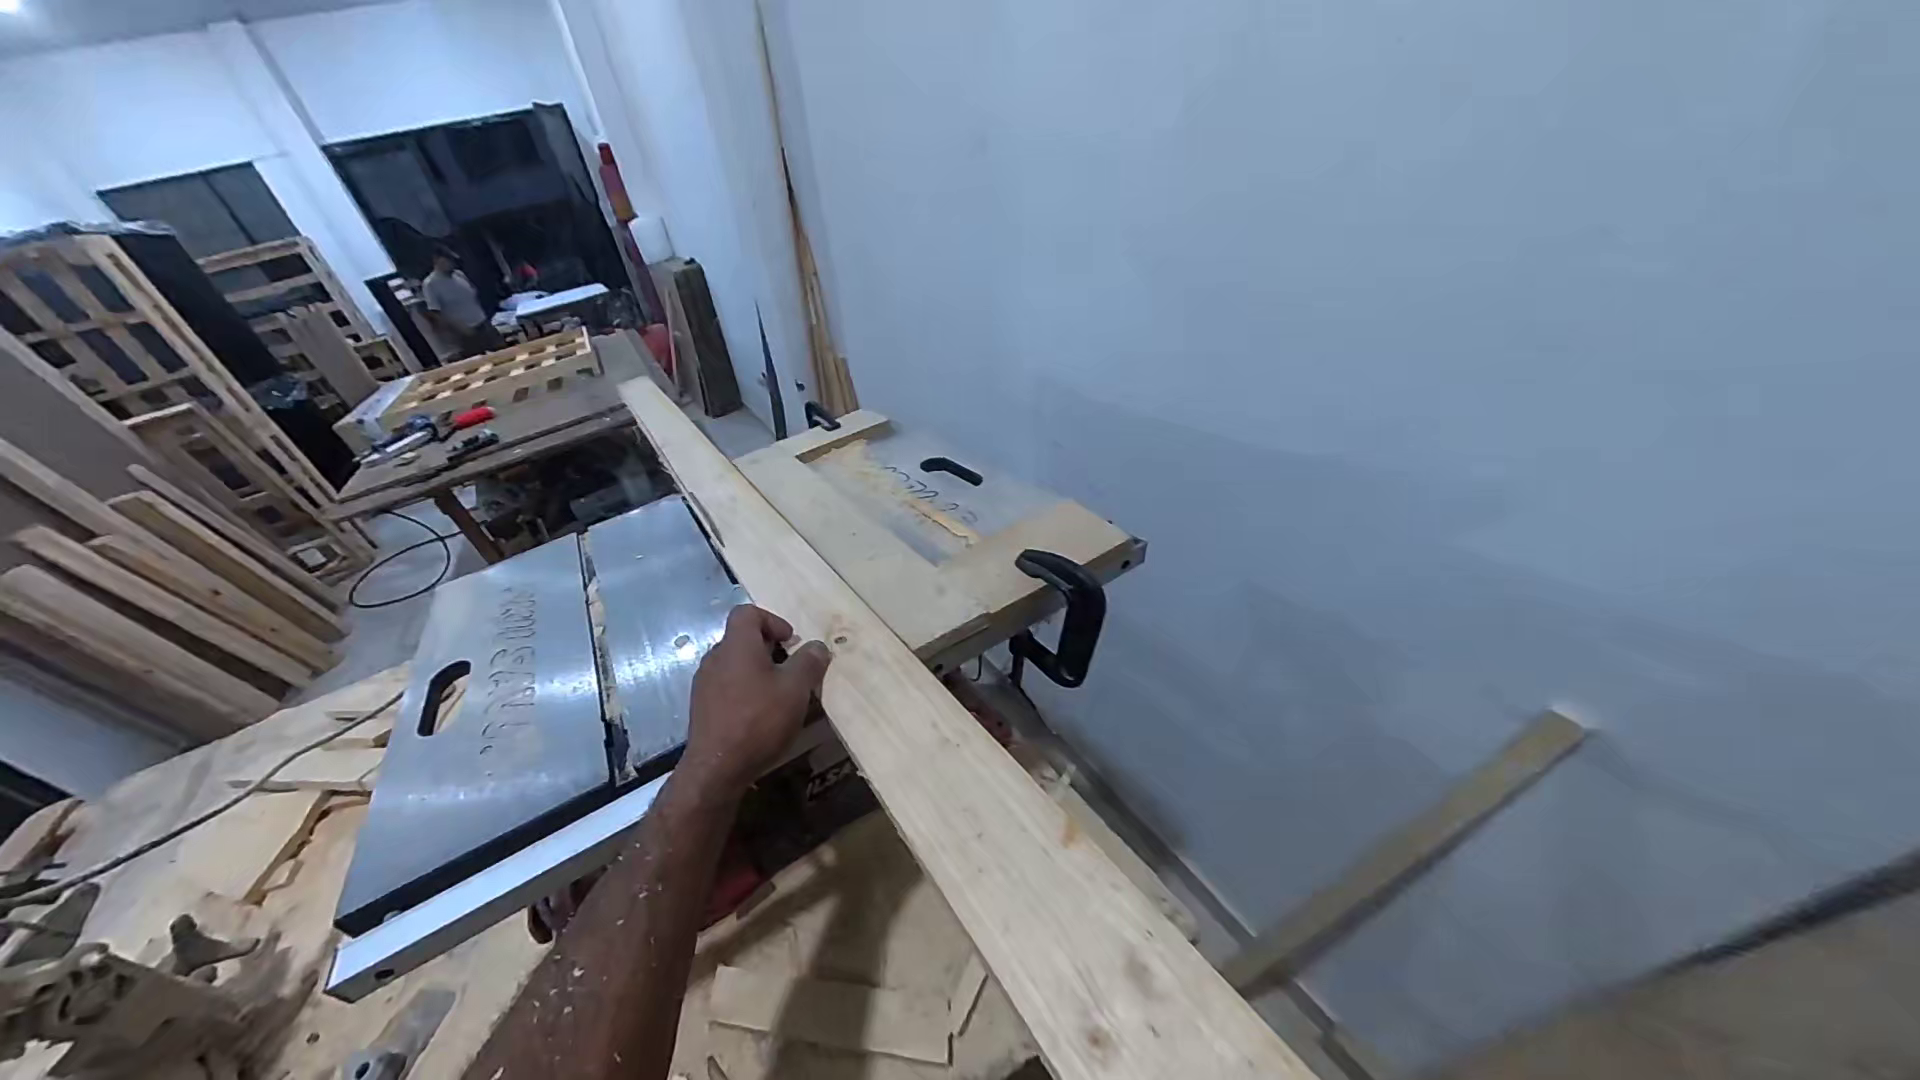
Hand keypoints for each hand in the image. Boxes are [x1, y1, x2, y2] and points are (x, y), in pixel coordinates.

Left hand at [682, 605, 830, 796]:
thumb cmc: (759, 719)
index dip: (772, 620)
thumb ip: (809, 661)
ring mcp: (704, 684)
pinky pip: (727, 686)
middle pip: (742, 638)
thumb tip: (817, 646)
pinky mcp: (702, 708)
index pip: (747, 612)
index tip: (790, 642)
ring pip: (735, 664)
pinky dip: (745, 690)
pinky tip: (760, 715)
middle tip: (791, 669)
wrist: (717, 768)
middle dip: (770, 648)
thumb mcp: (796, 688)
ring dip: (758, 671)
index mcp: (736, 645)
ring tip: (779, 694)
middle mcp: (715, 658)